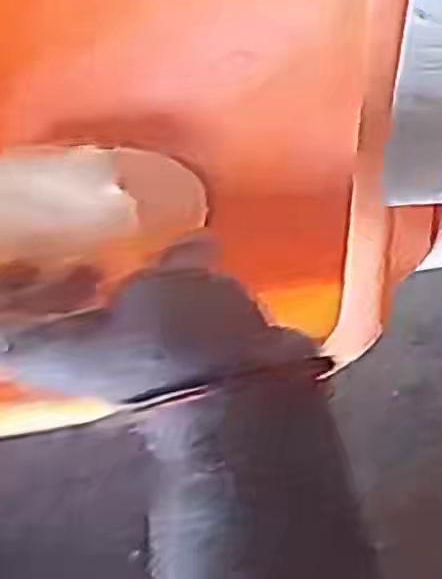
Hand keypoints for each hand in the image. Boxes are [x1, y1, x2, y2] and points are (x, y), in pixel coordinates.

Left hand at [0, 238, 317, 403]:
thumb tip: (189, 241)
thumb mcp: (173, 281)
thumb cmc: (179, 334)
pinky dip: (153, 311)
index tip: (38, 259)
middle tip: (86, 264)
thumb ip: (174, 257)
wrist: (235, 383)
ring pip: (89, 329)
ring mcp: (106, 368)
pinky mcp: (156, 367)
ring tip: (146, 274)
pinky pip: (138, 332)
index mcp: (31, 345)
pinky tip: (187, 294)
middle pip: (34, 325)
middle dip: (56, 293)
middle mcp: (55, 361)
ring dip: (108, 302)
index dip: (9, 285)